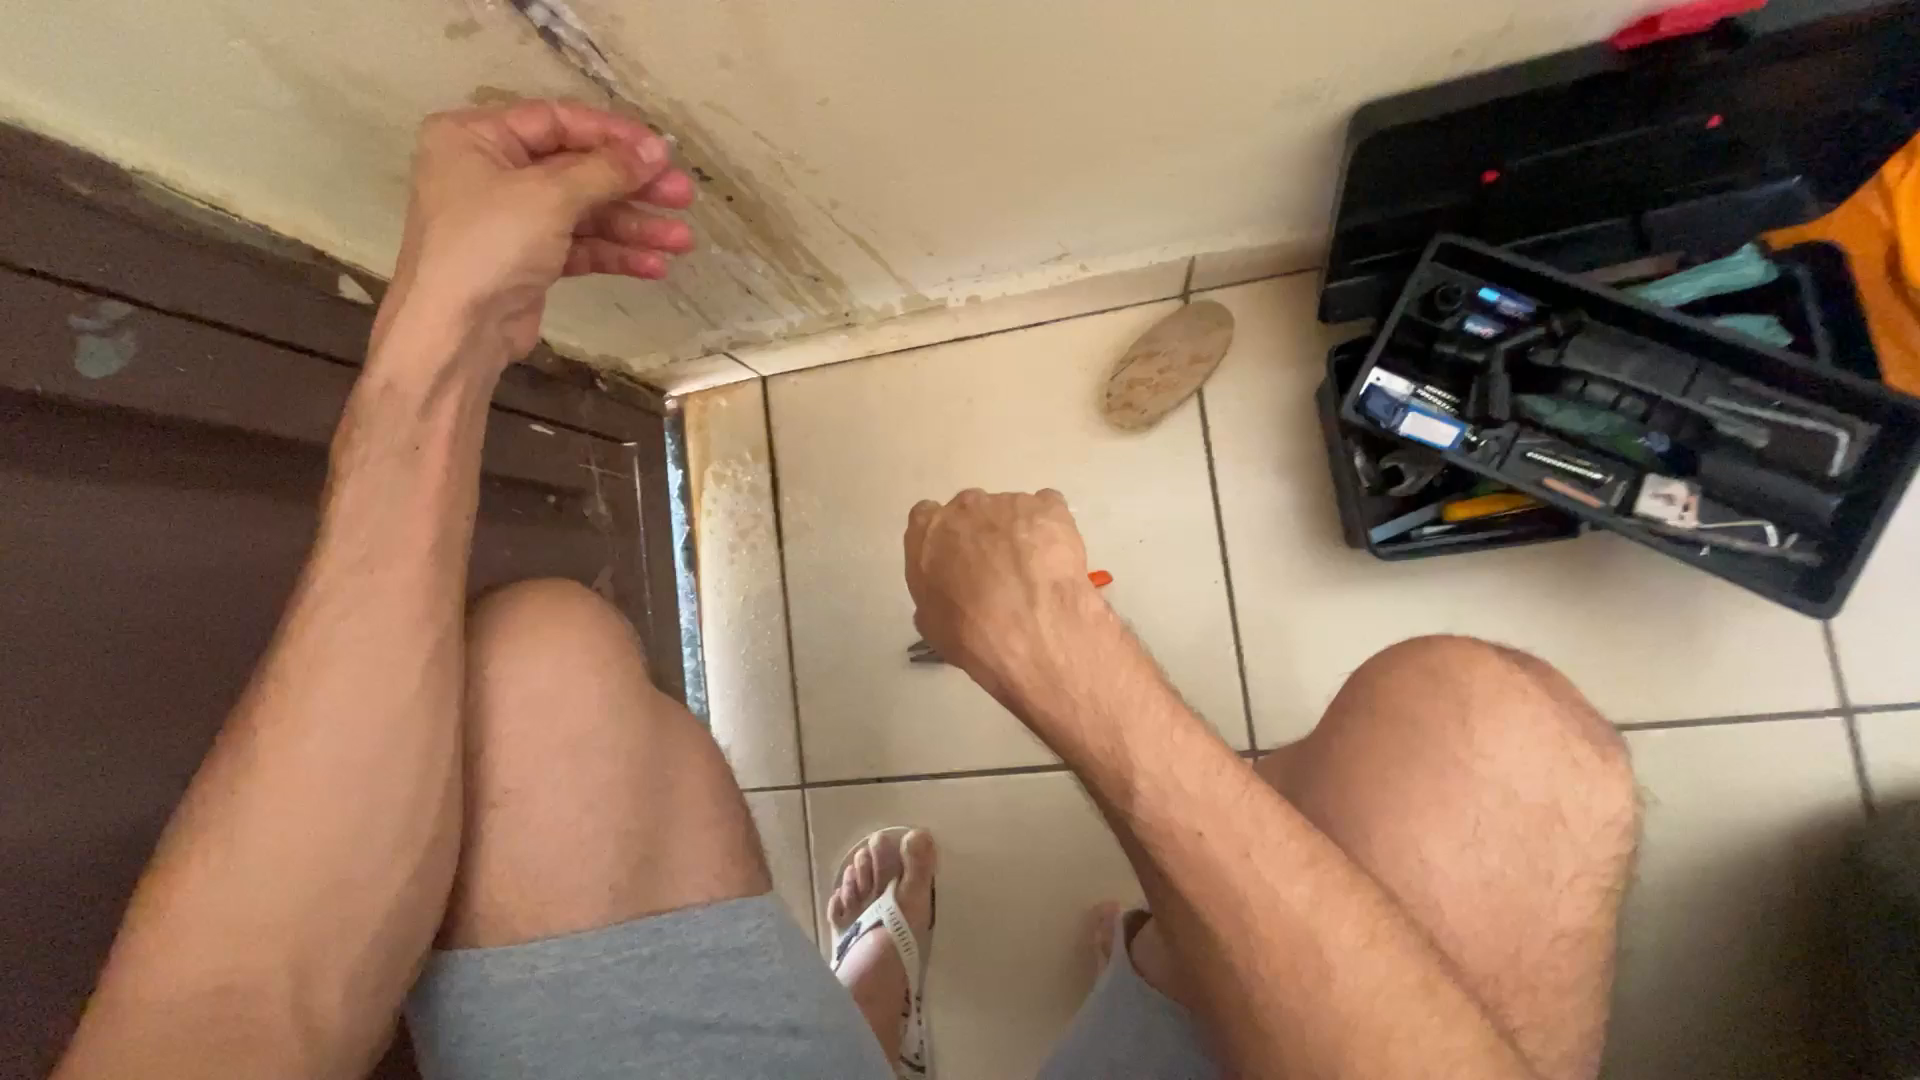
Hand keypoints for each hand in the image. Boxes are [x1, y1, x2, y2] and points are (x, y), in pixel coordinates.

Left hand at [373, 100, 697, 369]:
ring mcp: (516, 220)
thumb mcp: (549, 196)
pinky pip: (583, 248)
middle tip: (683, 196)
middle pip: (579, 170)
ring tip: (683, 240)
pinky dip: (617, 255)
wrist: (458, 329)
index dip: (613, 136)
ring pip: (587, 214)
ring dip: (635, 227)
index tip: (661, 152)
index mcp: (478, 137)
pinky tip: (655, 265)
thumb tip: (656, 151)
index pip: (557, 122)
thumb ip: (606, 171)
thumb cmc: (490, 245)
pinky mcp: (533, 260)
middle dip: (634, 187)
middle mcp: (495, 172)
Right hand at [903, 490, 1108, 705]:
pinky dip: (1050, 527)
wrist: (1034, 640)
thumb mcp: (931, 623)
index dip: (944, 539)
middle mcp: (966, 506)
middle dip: (981, 534)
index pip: (927, 517)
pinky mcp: (1050, 508)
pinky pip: (1047, 507)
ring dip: (1016, 532)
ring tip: (1032, 571)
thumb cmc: (973, 636)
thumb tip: (946, 589)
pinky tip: (1055, 556)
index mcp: (928, 530)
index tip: (955, 561)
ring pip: (1010, 510)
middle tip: (995, 570)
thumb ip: (932, 590)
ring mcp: (1010, 502)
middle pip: (971, 510)